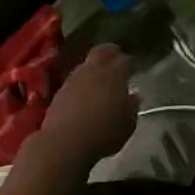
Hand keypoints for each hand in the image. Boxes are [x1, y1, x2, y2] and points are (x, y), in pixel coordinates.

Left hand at [37, 45, 137, 167]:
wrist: (66, 141)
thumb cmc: (104, 133)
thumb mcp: (128, 124)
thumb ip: (132, 107)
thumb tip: (134, 97)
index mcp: (115, 74)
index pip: (124, 60)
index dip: (129, 63)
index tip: (132, 70)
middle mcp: (94, 70)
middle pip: (102, 52)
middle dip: (110, 53)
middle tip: (115, 59)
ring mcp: (74, 79)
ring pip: (86, 65)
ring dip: (93, 69)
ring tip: (99, 80)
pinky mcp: (60, 91)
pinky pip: (74, 80)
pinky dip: (81, 83)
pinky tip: (84, 94)